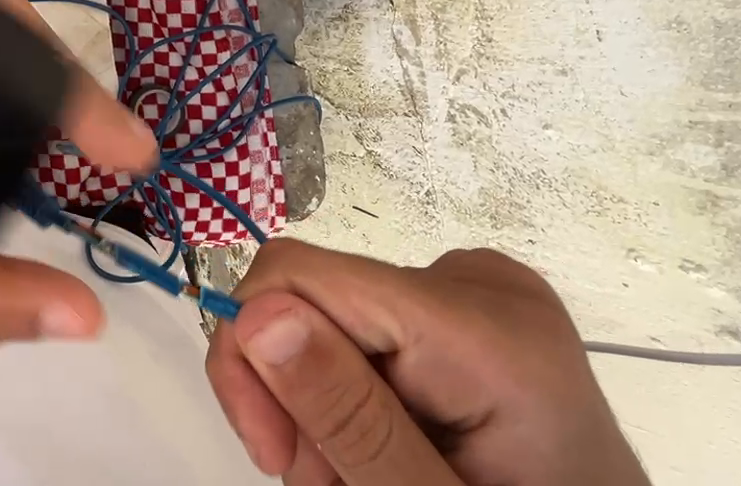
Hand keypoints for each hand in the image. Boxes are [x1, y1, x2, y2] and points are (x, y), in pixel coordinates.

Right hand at [206, 241, 649, 484]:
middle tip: (323, 478)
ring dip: (313, 399)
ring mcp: (471, 289)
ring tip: (356, 472)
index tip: (270, 454)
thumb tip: (258, 315)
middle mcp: (479, 282)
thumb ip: (352, 419)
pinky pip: (353, 323)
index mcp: (487, 328)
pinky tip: (378, 444)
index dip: (252, 351)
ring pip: (322, 313)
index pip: (301, 275)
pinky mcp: (456, 303)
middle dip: (291, 390)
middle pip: (309, 295)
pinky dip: (341, 388)